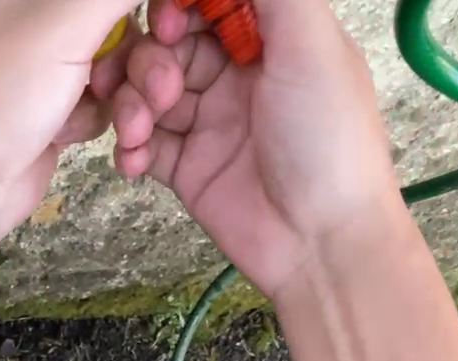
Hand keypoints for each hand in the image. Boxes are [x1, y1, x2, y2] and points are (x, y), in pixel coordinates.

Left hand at [0, 0, 147, 239]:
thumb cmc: (6, 92)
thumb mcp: (70, 19)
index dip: (149, 3)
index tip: (169, 25)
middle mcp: (39, 13)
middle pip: (122, 17)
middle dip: (142, 56)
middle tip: (156, 86)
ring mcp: (47, 63)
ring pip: (118, 63)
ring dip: (123, 95)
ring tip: (118, 121)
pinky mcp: (54, 108)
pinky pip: (100, 101)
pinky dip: (94, 119)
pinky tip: (65, 134)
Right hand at [99, 0, 404, 298]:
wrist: (317, 240)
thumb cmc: (329, 140)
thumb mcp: (310, 42)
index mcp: (270, 37)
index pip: (208, 2)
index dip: (177, 8)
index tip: (169, 24)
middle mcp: (235, 76)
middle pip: (168, 45)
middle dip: (148, 59)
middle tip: (161, 90)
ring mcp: (207, 123)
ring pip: (147, 93)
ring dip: (130, 104)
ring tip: (138, 129)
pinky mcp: (185, 169)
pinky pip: (142, 145)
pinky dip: (128, 147)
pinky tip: (132, 158)